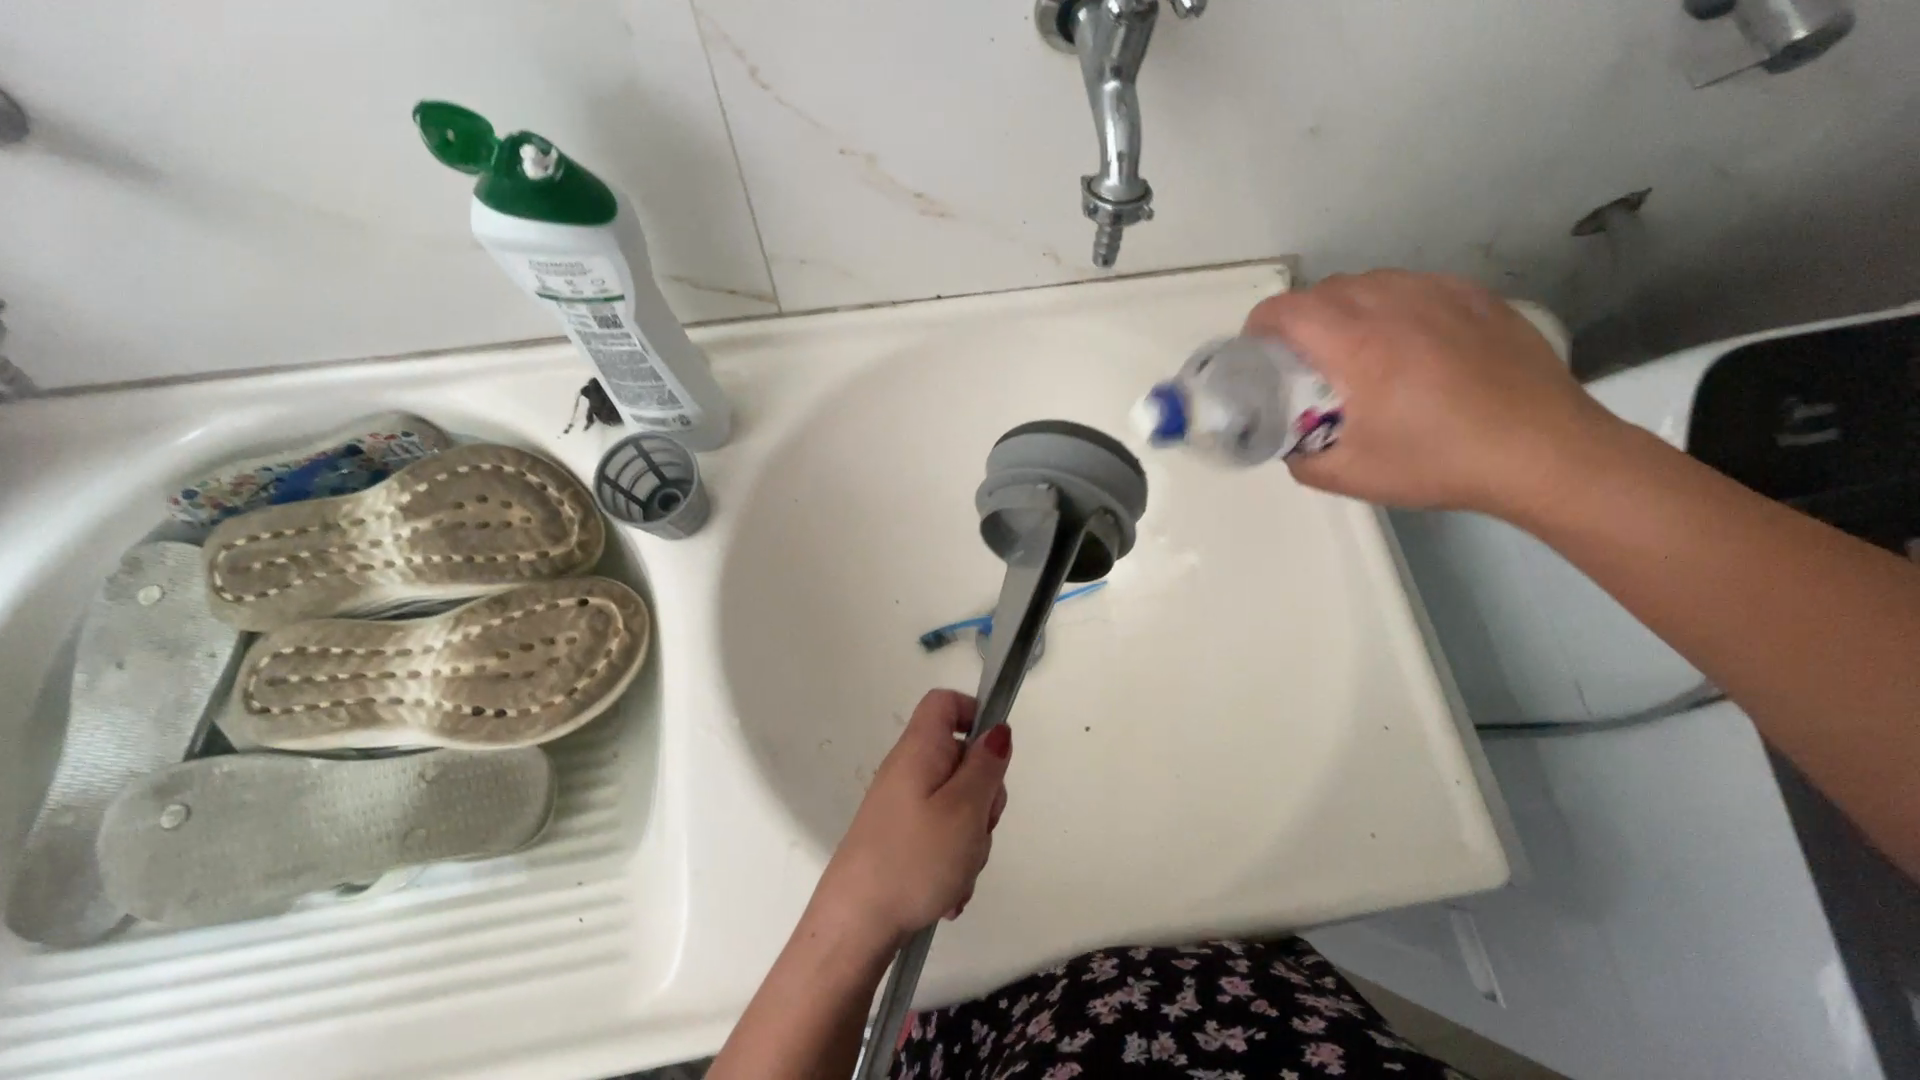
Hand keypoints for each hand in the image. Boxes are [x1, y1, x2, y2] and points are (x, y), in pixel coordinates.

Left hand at [813, 690, 1011, 944]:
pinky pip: (943, 839)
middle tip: (977, 828)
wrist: (855, 924)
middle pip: (963, 761)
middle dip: (984, 799)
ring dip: (971, 841)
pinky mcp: (902, 841)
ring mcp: (904, 808)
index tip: (996, 756)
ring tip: (958, 872)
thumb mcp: (964, 810)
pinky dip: (953, 863)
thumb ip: (986, 766)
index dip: (976, 715)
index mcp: (919, 751)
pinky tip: (948, 894)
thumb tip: (998, 731)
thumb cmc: (913, 859)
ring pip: (959, 807)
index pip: (946, 703)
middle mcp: (909, 772)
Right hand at [1245, 270, 1624, 515]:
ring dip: (1347, 306)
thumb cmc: (1441, 463)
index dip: (1260, 325)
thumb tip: (1292, 448)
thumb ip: (1305, 460)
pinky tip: (1409, 339)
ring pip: (1373, 281)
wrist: (1545, 452)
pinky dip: (1395, 303)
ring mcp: (1442, 295)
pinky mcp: (1478, 298)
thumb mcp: (1354, 476)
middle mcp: (1395, 305)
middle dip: (1301, 317)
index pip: (1287, 310)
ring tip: (1355, 344)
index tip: (1257, 349)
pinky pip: (1417, 285)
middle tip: (1303, 356)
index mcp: (1358, 345)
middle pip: (1326, 290)